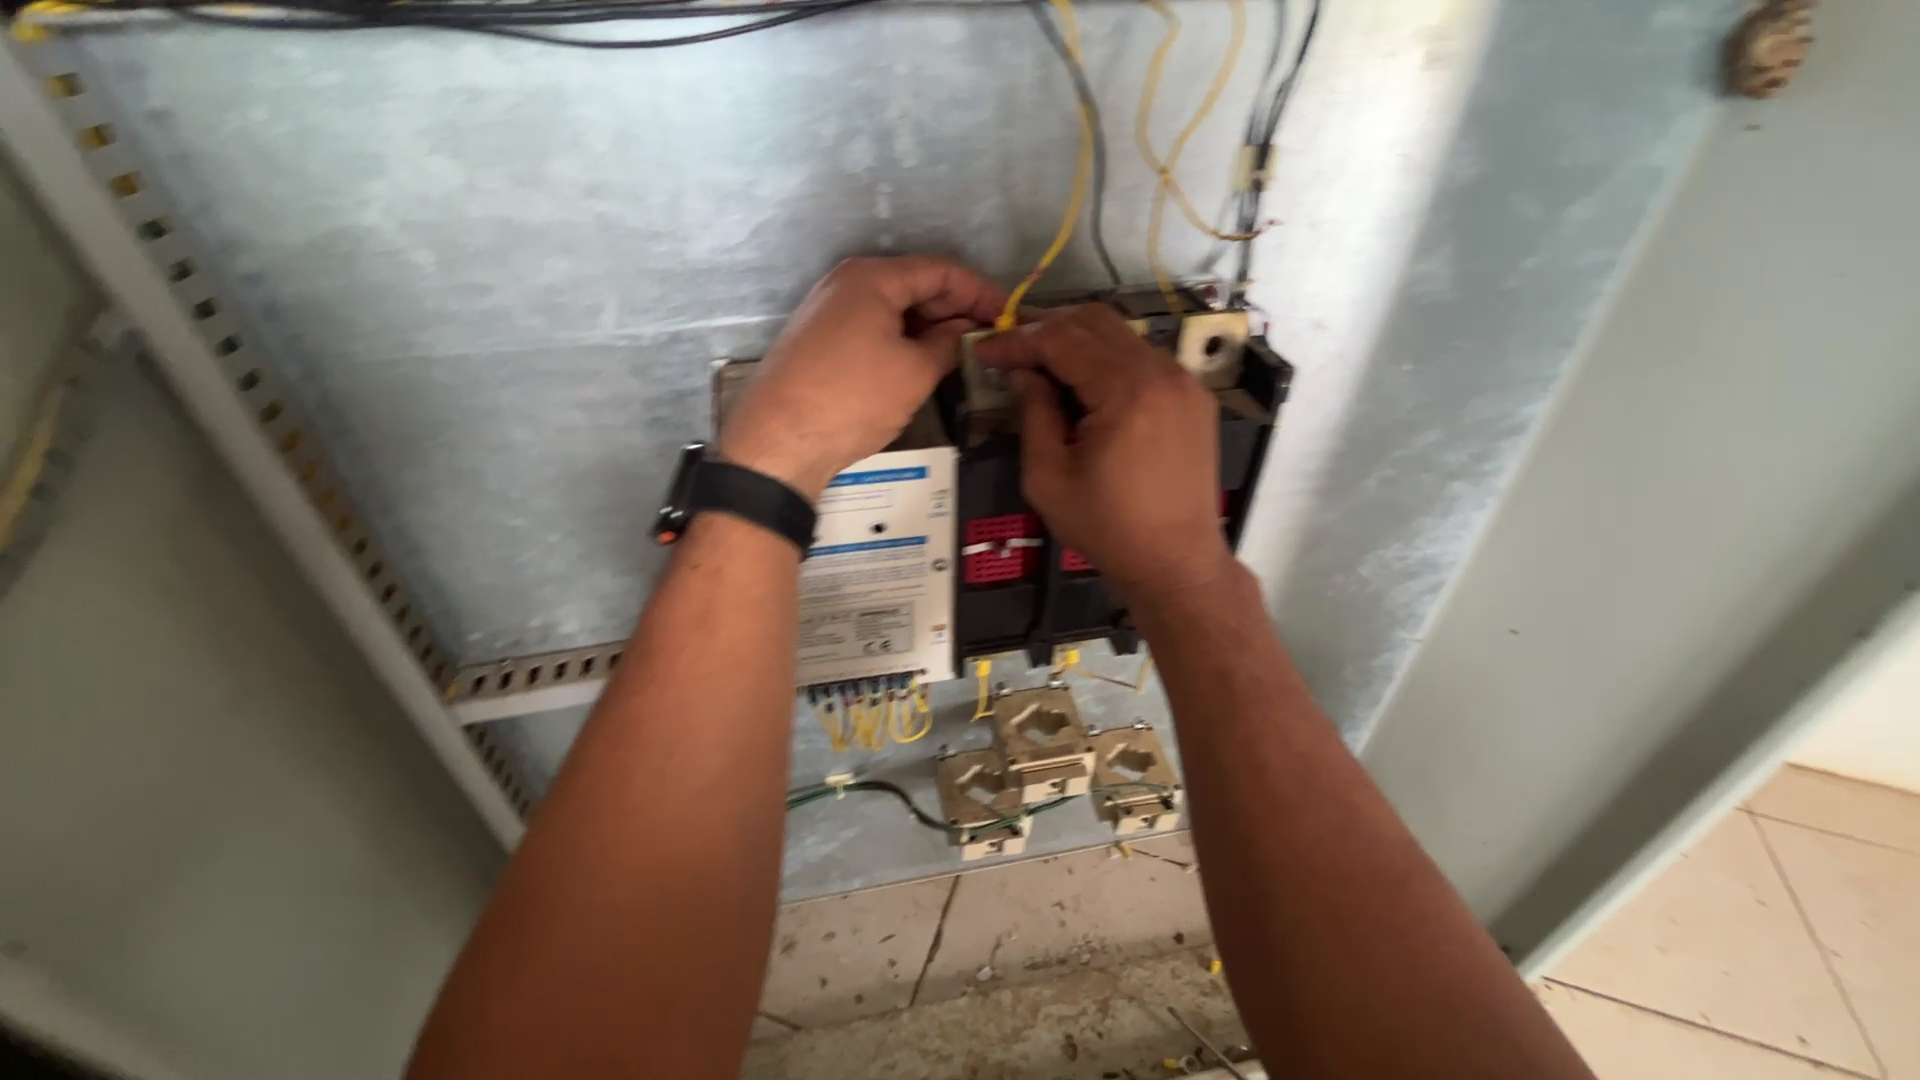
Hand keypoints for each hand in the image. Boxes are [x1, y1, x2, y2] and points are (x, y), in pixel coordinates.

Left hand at [720, 256, 1005, 499]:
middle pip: (914, 285)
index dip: (980, 291)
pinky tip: (920, 361)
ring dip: (928, 326)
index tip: (1008, 313)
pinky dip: (900, 339)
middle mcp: (846, 283)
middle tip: (988, 334)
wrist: (779, 441)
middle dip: (954, 308)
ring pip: (891, 308)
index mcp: (872, 278)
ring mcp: (826, 310)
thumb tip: (961, 330)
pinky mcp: (817, 340)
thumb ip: (947, 343)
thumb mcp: (915, 372)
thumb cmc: (853, 399)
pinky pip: (870, 327)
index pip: (941, 270)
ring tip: (961, 351)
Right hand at [974, 304, 1232, 602]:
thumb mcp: (1049, 478)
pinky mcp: (1194, 398)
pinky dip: (1110, 359)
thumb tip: (1024, 374)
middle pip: (1096, 321)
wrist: (1176, 562)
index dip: (1018, 340)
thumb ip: (1034, 415)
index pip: (1062, 339)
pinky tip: (1086, 386)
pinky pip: (1145, 358)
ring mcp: (1185, 382)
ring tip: (1044, 367)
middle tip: (1012, 350)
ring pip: (1123, 334)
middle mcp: (1162, 373)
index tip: (985, 350)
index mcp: (1126, 392)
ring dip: (1079, 341)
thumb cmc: (1106, 528)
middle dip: (1047, 328)